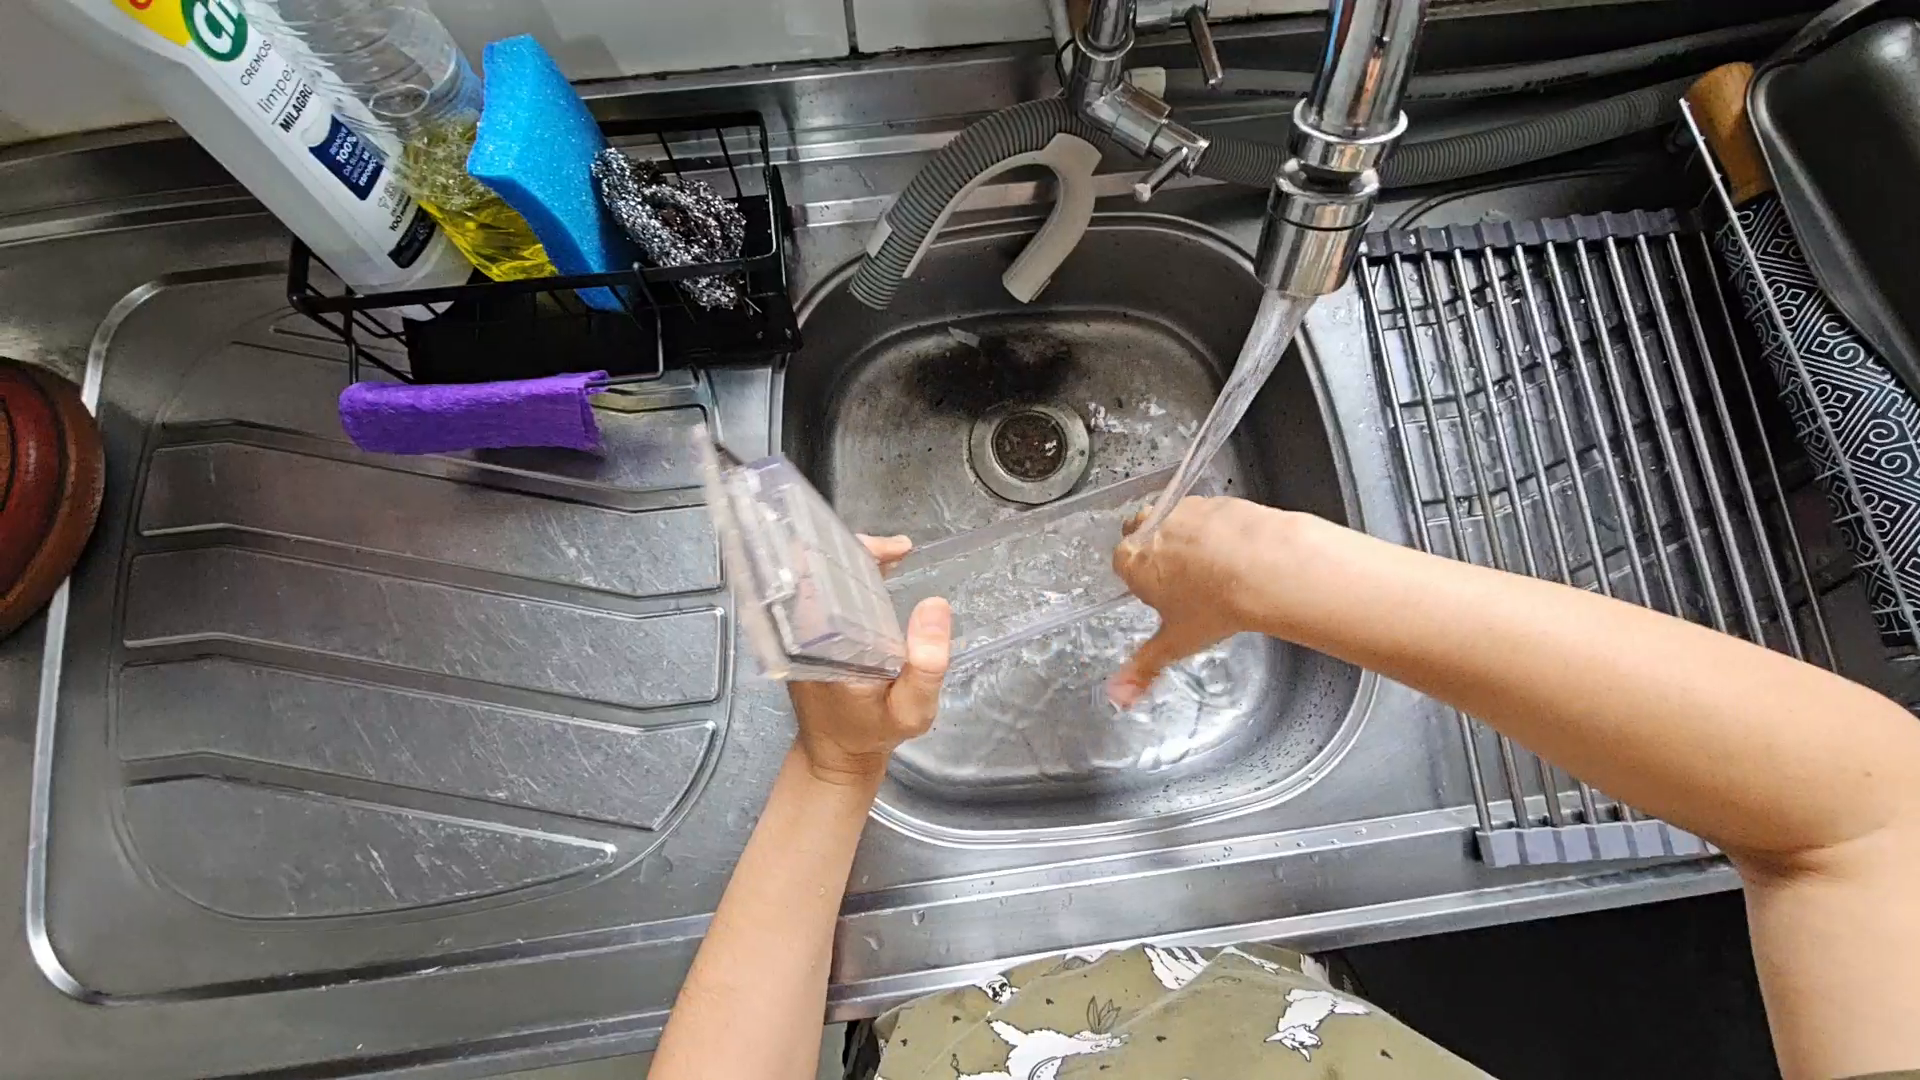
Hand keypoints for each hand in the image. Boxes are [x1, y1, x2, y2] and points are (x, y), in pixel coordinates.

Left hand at [787, 535, 952, 785]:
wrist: (838, 757)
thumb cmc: (872, 733)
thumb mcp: (910, 710)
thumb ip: (926, 665)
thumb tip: (935, 604)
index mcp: (818, 640)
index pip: (818, 578)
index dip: (850, 555)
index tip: (892, 550)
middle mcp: (802, 629)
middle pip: (816, 570)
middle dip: (855, 550)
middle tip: (899, 549)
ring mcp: (801, 630)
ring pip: (821, 578)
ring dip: (855, 560)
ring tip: (897, 553)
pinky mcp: (808, 633)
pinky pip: (825, 593)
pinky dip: (852, 577)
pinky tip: (883, 569)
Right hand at [1108, 496, 1277, 706]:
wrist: (1267, 567)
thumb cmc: (1216, 604)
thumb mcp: (1177, 643)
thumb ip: (1143, 669)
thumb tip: (1118, 698)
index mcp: (1132, 561)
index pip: (1122, 564)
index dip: (1141, 580)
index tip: (1161, 595)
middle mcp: (1152, 527)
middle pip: (1143, 535)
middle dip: (1158, 552)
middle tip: (1185, 582)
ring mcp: (1186, 510)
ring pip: (1176, 521)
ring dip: (1188, 538)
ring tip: (1217, 570)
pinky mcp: (1218, 500)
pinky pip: (1210, 514)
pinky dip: (1219, 529)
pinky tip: (1239, 554)